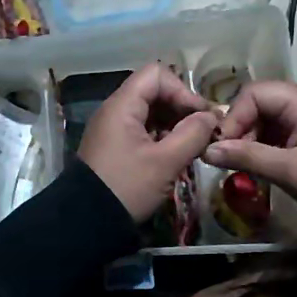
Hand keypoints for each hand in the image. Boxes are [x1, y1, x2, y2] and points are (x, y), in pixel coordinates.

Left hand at [77, 63, 219, 220]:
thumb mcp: (165, 162)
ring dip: (174, 125)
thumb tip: (209, 117)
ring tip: (193, 146)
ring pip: (150, 113)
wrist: (87, 222)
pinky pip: (142, 131)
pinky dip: (161, 138)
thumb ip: (192, 134)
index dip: (182, 90)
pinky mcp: (114, 148)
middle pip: (154, 92)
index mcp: (122, 106)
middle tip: (204, 133)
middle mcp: (114, 111)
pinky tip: (176, 156)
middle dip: (181, 108)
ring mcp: (112, 130)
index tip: (201, 116)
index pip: (157, 75)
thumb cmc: (127, 187)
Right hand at [202, 81, 296, 210]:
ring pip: (269, 118)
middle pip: (261, 103)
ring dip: (252, 139)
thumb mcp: (290, 170)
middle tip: (231, 158)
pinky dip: (268, 145)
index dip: (233, 117)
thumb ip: (247, 157)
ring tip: (245, 165)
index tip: (222, 146)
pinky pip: (283, 130)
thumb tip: (206, 151)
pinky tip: (262, 165)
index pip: (255, 93)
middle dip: (241, 129)